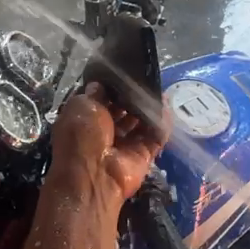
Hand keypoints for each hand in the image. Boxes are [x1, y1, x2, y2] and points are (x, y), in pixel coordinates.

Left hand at [46, 83, 168, 207]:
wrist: (94, 176)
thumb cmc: (82, 135)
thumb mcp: (82, 106)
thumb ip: (95, 94)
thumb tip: (101, 84)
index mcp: (85, 120)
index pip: (101, 100)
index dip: (112, 87)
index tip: (124, 72)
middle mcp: (104, 132)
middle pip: (123, 111)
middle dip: (132, 97)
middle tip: (145, 79)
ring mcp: (124, 145)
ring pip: (140, 123)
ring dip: (148, 109)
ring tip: (159, 90)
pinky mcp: (142, 156)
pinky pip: (154, 138)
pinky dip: (161, 125)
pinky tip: (167, 108)